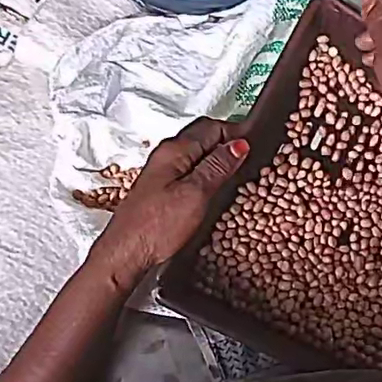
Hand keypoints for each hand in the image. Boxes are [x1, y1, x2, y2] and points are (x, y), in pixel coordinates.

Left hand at [92, 118, 248, 275]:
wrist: (126, 254)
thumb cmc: (156, 226)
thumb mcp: (196, 193)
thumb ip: (218, 166)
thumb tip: (239, 145)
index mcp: (175, 150)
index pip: (212, 127)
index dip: (236, 133)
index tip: (256, 144)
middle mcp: (166, 156)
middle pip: (203, 137)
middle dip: (228, 142)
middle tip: (251, 157)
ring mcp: (163, 173)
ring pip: (197, 155)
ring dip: (218, 158)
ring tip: (239, 172)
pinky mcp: (162, 190)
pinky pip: (190, 171)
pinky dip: (207, 173)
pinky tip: (216, 187)